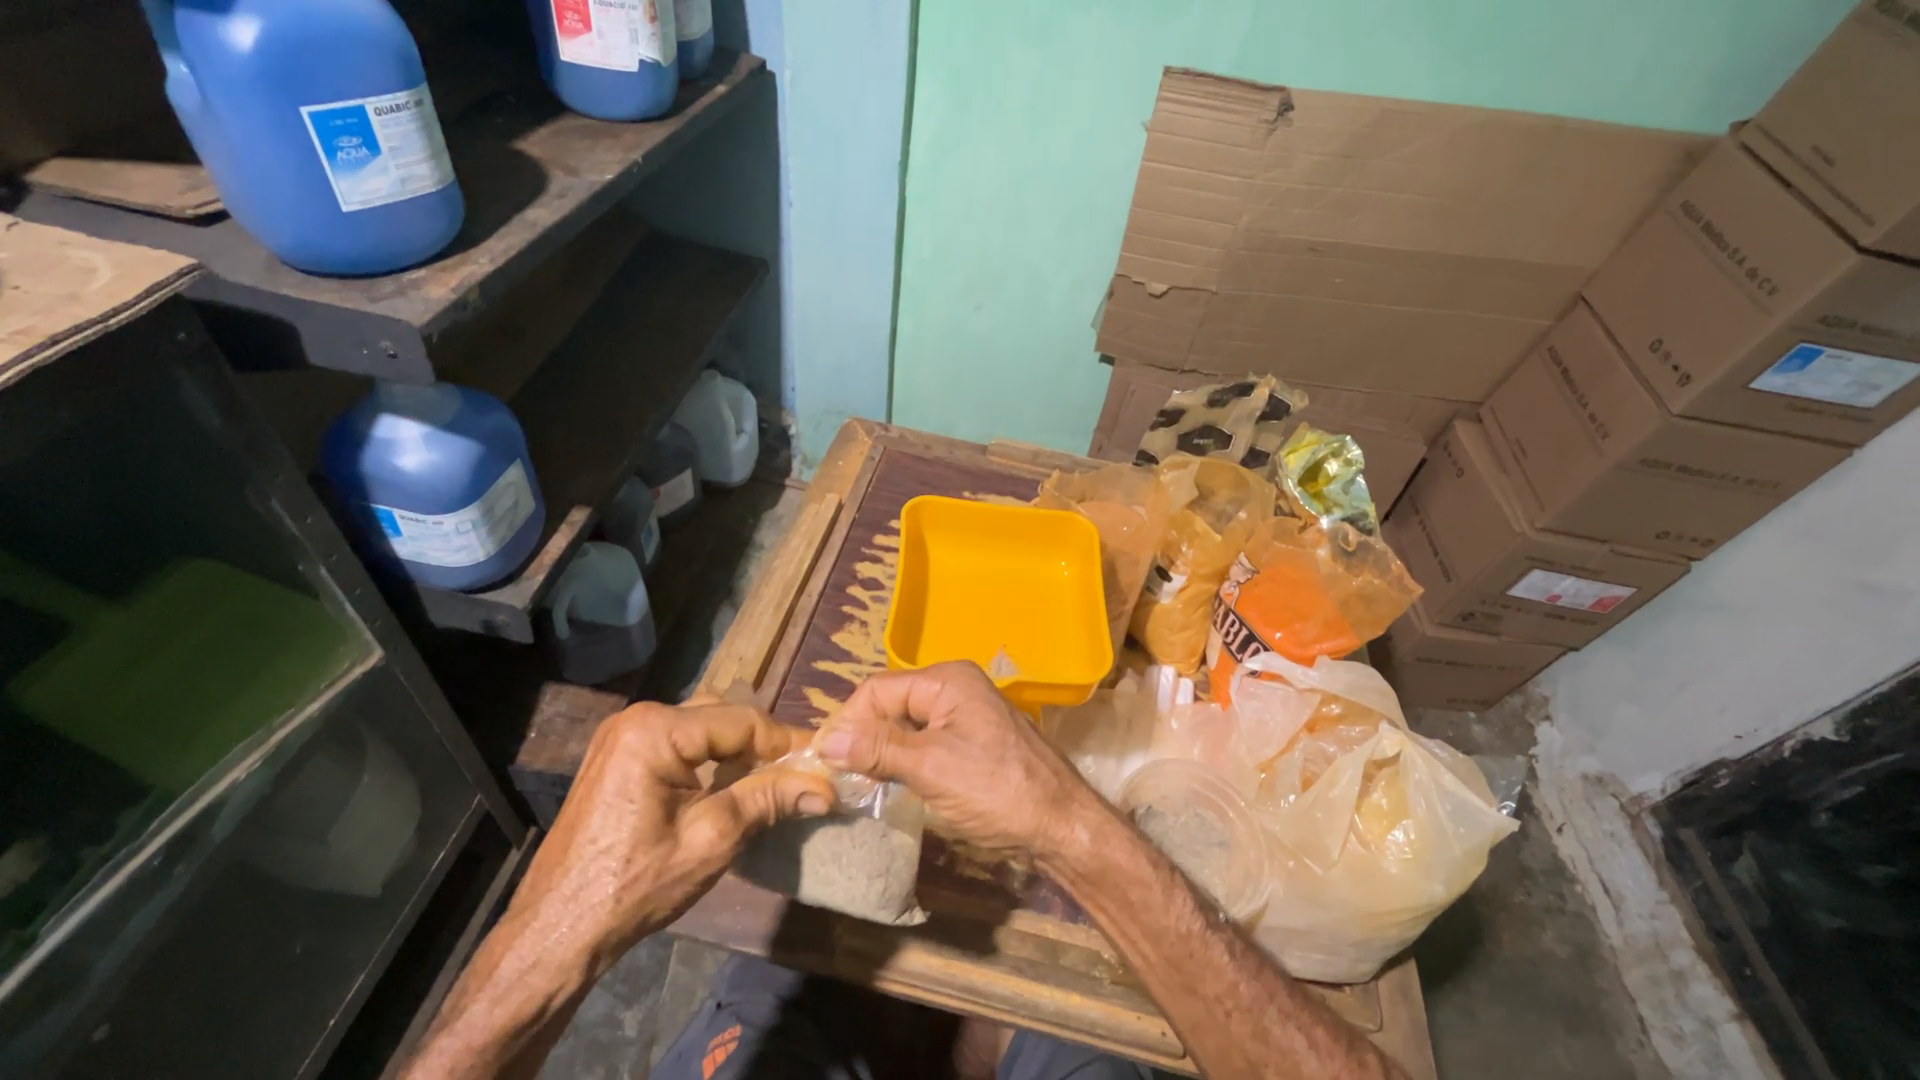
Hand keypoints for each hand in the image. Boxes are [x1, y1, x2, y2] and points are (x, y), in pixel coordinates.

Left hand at [508, 701, 835, 971]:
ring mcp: (621, 738)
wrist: (557, 930)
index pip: (742, 719)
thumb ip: (769, 799)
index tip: (825, 764)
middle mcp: (636, 719)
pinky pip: (677, 745)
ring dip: (737, 752)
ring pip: (701, 729)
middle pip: (721, 716)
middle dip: (763, 745)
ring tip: (773, 783)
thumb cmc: (635, 885)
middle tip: (801, 775)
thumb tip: (826, 787)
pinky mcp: (616, 760)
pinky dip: (709, 761)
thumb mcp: (713, 838)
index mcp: (656, 729)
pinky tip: (729, 789)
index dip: (788, 742)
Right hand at [817, 661, 1100, 859]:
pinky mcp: (972, 742)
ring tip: (861, 786)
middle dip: (864, 738)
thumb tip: (829, 740)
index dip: (849, 722)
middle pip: (891, 705)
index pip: (878, 689)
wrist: (1060, 825)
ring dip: (883, 753)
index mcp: (947, 681)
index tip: (827, 761)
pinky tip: (892, 786)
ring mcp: (966, 716)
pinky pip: (925, 742)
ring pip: (906, 726)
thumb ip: (879, 749)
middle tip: (842, 778)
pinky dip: (905, 762)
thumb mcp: (930, 767)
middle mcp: (955, 689)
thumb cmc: (996, 790)